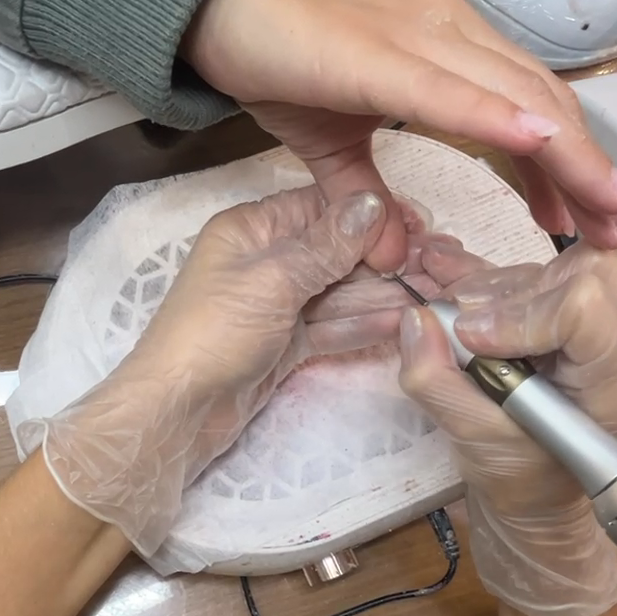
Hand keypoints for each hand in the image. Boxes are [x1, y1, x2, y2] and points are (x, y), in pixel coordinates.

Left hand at [31, 188, 396, 557]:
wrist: (179, 412)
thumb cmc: (215, 333)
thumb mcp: (272, 280)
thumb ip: (325, 245)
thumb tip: (372, 203)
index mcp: (251, 230)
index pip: (320, 209)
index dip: (370, 216)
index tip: (419, 225)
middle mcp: (265, 262)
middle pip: (334, 252)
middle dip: (382, 259)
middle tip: (436, 265)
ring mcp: (276, 308)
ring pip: (337, 293)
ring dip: (380, 295)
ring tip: (431, 295)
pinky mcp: (284, 346)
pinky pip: (329, 327)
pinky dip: (361, 325)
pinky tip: (401, 323)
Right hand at [182, 0, 616, 270]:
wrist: (225, 6)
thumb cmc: (284, 65)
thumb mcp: (332, 149)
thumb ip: (368, 198)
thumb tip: (393, 254)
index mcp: (447, 57)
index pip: (526, 116)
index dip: (568, 170)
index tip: (595, 222)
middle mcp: (452, 38)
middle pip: (540, 109)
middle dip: (587, 175)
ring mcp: (423, 38)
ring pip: (514, 99)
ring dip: (566, 157)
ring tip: (603, 211)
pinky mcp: (383, 54)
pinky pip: (449, 91)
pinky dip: (497, 118)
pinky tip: (540, 144)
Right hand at [396, 241, 616, 615]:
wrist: (536, 483)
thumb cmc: (519, 473)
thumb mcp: (472, 439)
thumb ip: (437, 382)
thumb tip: (413, 320)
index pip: (585, 306)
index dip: (519, 314)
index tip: (469, 339)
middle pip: (579, 272)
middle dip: (507, 296)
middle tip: (464, 330)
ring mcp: (610, 315)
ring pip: (553, 265)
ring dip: (492, 292)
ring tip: (461, 331)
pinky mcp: (578, 303)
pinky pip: (539, 268)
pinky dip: (489, 282)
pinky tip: (450, 285)